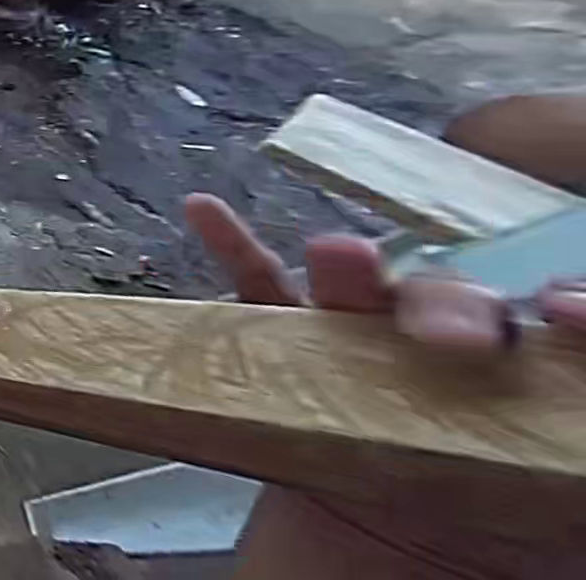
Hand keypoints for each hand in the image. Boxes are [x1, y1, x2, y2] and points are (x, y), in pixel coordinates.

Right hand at [185, 193, 585, 576]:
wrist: (397, 556)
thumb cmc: (494, 523)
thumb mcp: (563, 503)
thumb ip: (565, 456)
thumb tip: (572, 441)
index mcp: (533, 384)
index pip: (562, 333)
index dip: (570, 310)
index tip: (568, 320)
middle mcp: (444, 348)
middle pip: (451, 301)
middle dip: (449, 305)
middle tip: (444, 339)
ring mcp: (353, 339)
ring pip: (354, 291)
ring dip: (348, 266)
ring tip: (342, 257)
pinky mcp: (278, 342)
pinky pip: (252, 288)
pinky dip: (229, 246)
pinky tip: (205, 210)